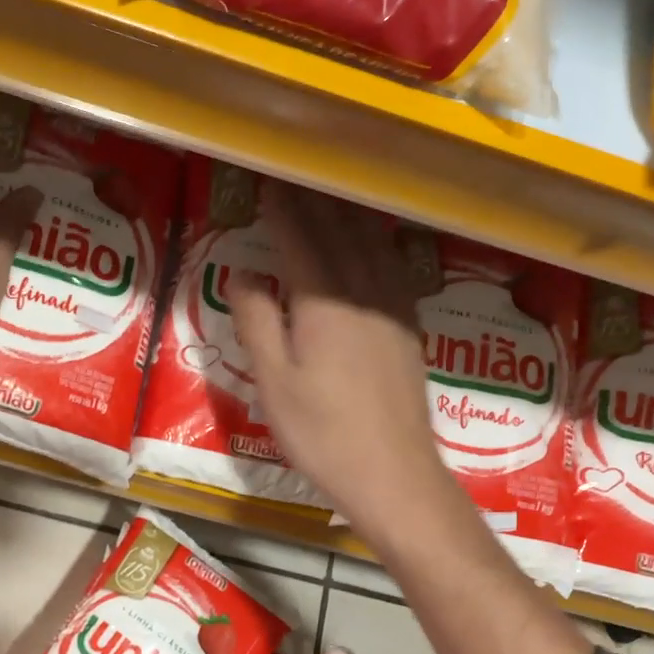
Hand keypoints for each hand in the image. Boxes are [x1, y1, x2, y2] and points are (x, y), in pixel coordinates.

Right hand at [230, 183, 456, 536]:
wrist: (393, 474)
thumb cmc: (321, 432)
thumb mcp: (273, 381)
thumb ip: (257, 322)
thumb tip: (244, 274)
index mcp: (325, 302)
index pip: (301, 239)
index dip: (281, 210)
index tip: (264, 183)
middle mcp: (365, 292)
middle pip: (341, 232)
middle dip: (314, 204)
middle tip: (292, 179)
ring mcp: (395, 309)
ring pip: (372, 244)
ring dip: (348, 216)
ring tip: (329, 197)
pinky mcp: (409, 328)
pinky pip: (392, 266)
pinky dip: (375, 243)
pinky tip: (371, 245)